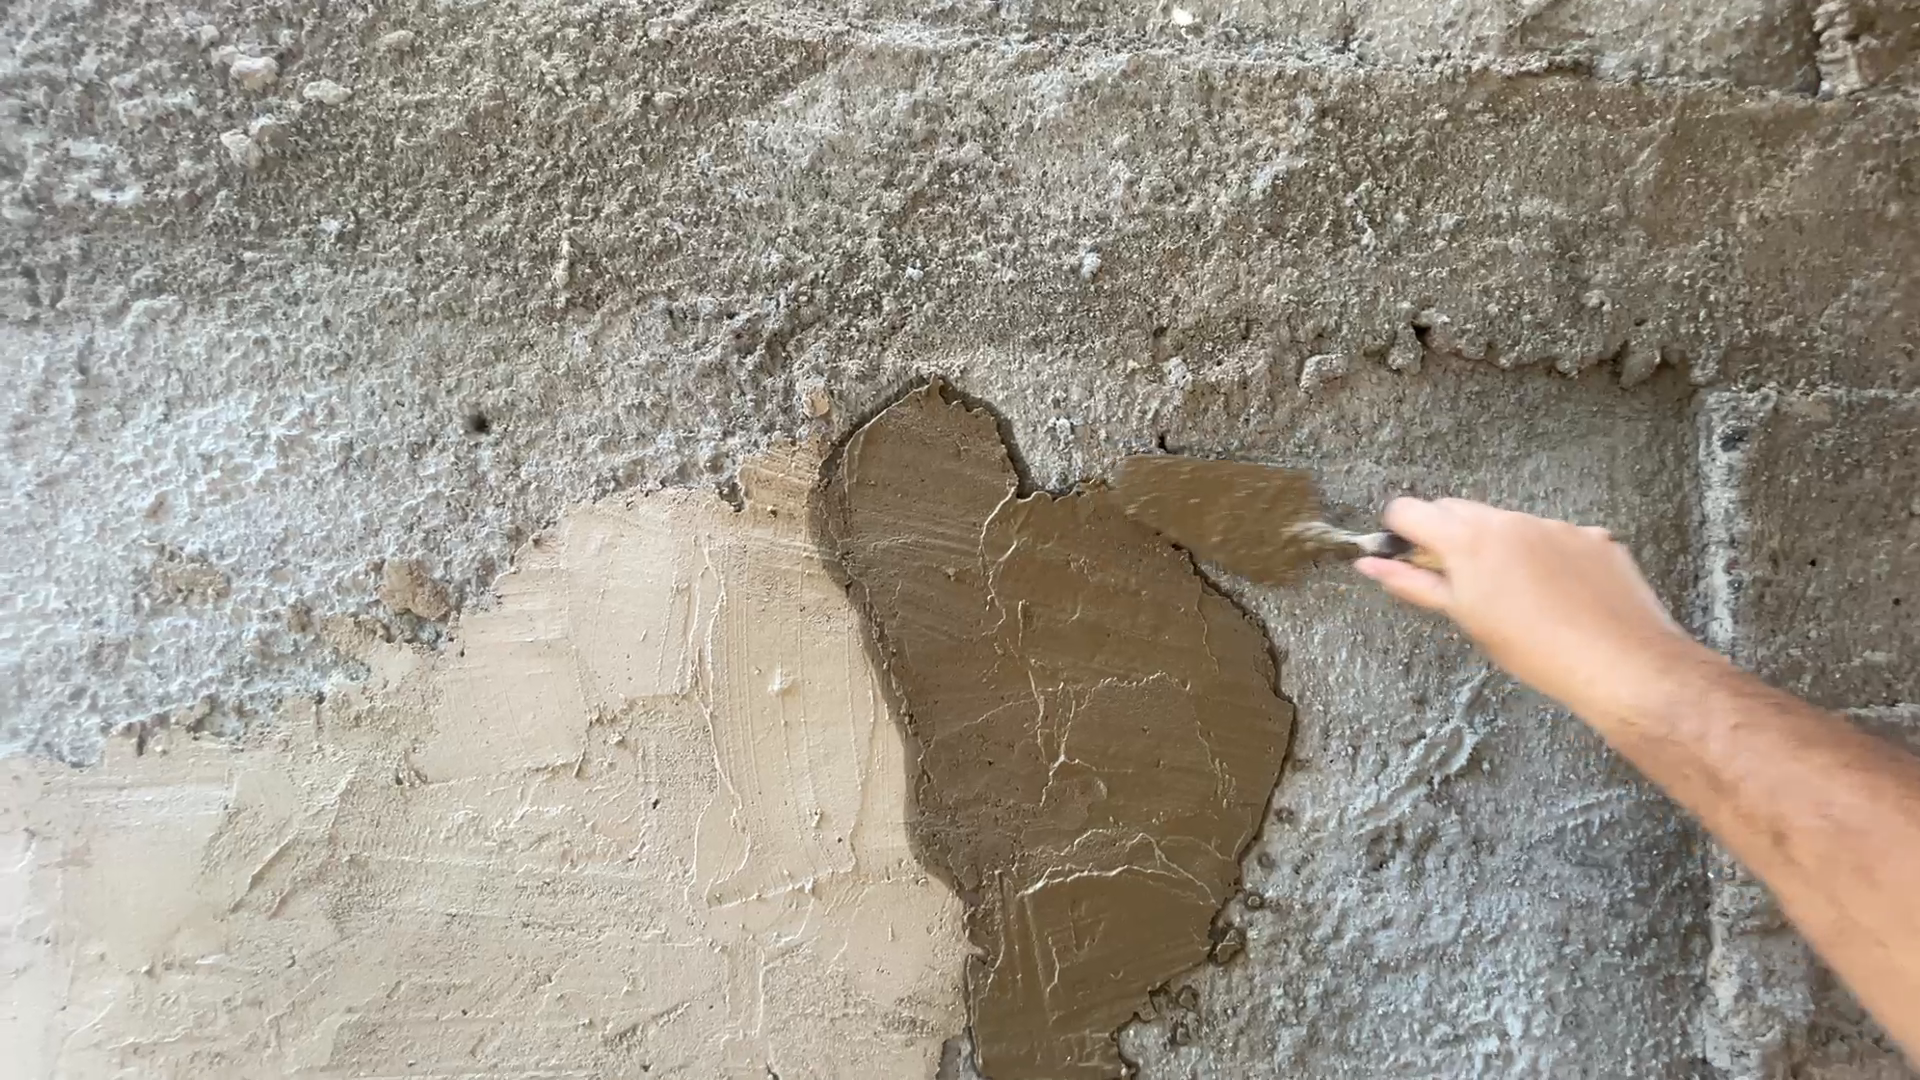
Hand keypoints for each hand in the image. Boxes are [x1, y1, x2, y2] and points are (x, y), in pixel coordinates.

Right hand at [1354, 497, 1704, 720]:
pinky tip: (1552, 590)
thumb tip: (1368, 564)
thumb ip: (1409, 581)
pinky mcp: (1592, 537)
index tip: (1405, 554)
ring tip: (1509, 590)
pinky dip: (1539, 553)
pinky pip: (1549, 534)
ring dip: (1492, 543)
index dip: (1399, 530)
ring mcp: (1554, 526)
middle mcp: (1508, 521)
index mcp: (1467, 540)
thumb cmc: (1531, 647)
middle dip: (1443, 533)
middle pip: (1454, 508)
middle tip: (1452, 576)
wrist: (1621, 663)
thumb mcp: (1460, 615)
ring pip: (1503, 521)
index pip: (1408, 509)